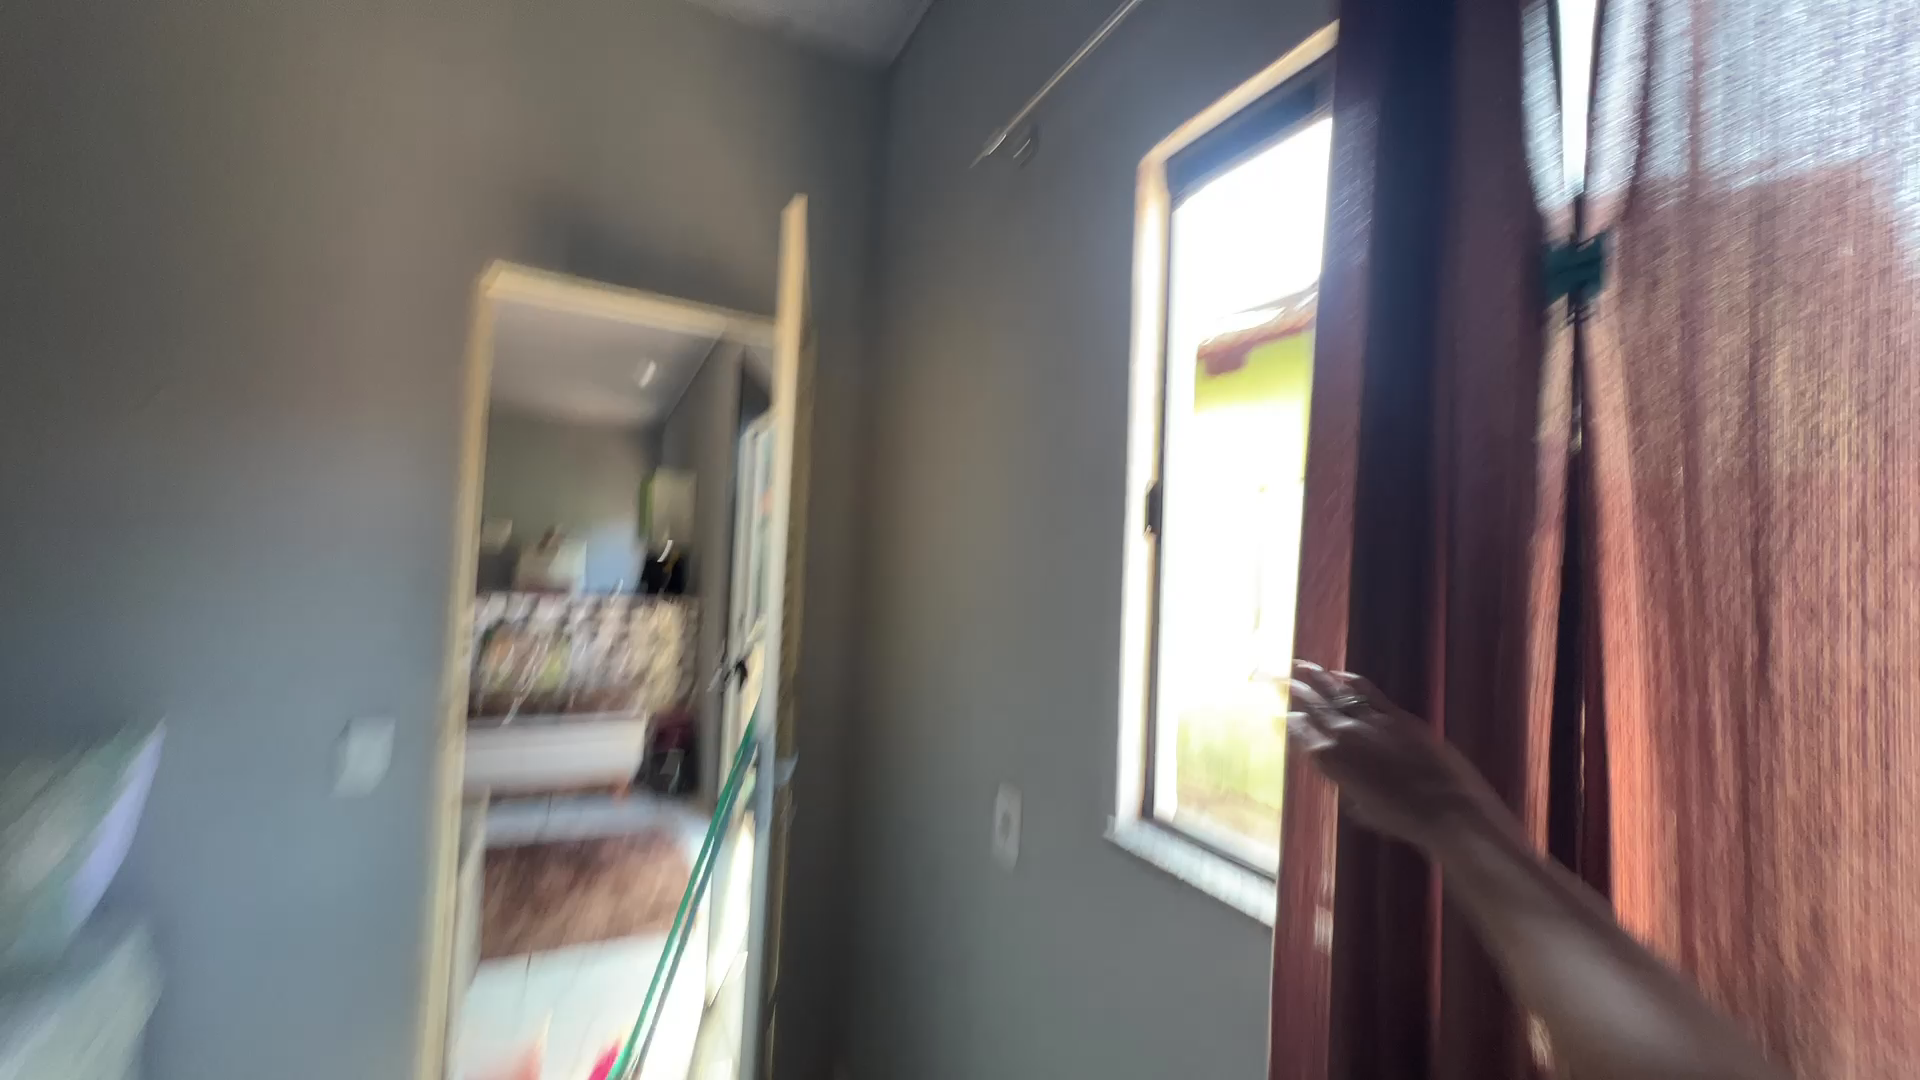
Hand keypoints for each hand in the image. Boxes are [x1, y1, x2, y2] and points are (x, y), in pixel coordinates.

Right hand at [1286, 661, 1511, 850]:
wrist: (1448, 812)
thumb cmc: (1404, 820)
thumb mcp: (1364, 808)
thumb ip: (1347, 787)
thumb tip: (1345, 786)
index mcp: (1328, 760)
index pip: (1299, 731)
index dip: (1289, 720)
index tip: (1281, 713)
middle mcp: (1342, 736)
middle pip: (1312, 706)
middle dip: (1294, 690)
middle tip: (1279, 678)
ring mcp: (1369, 723)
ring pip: (1334, 693)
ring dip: (1316, 678)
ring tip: (1301, 665)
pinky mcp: (1395, 716)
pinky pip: (1365, 692)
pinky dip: (1349, 681)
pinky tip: (1339, 674)